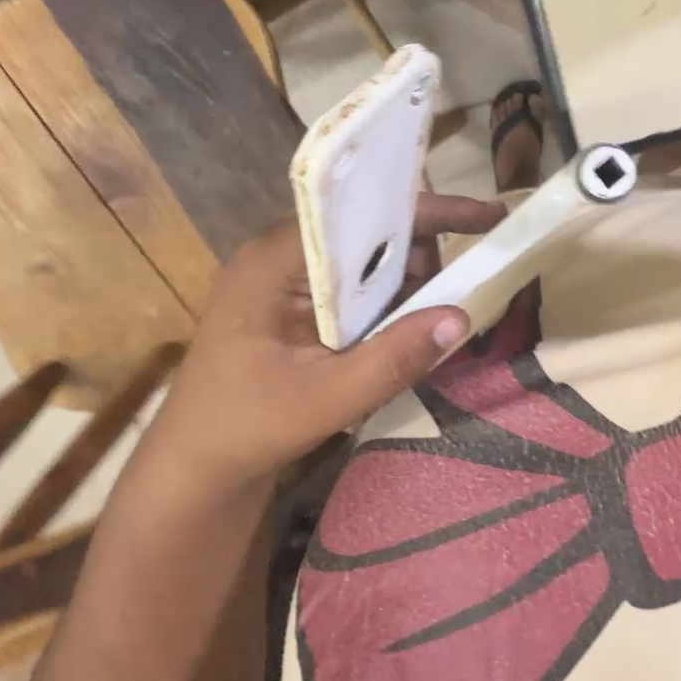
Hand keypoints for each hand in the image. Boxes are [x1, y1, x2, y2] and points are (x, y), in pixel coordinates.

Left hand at [147, 194, 507, 489]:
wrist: (195, 469)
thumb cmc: (246, 428)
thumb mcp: (326, 399)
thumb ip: (393, 359)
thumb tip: (462, 316)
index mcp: (277, 259)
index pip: (361, 213)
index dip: (426, 210)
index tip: (485, 215)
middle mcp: (282, 254)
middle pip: (370, 228)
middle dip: (422, 254)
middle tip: (455, 292)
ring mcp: (288, 277)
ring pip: (369, 257)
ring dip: (408, 282)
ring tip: (427, 321)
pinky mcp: (297, 302)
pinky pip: (357, 284)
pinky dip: (390, 301)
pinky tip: (404, 330)